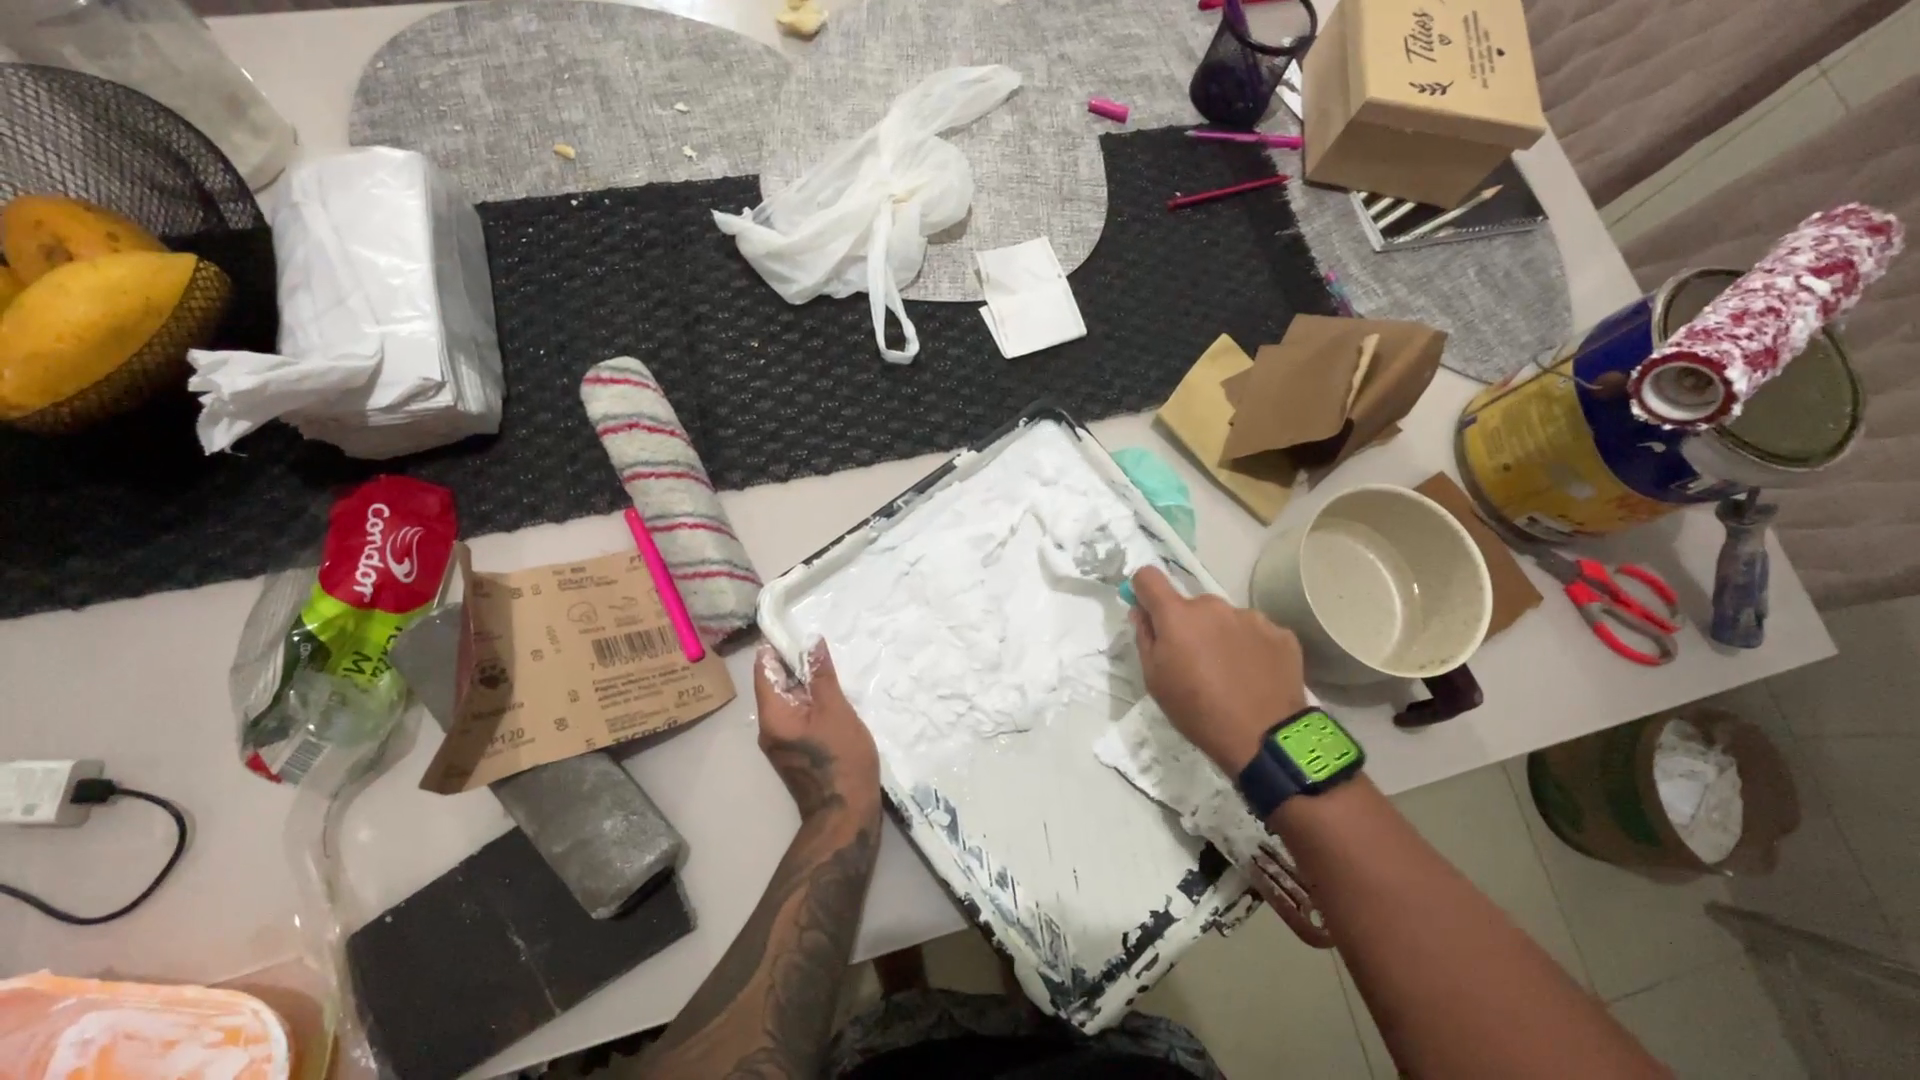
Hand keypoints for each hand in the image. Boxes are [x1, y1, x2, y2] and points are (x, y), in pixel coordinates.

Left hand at [755, 641, 881, 823]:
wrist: (845, 814)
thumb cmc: (840, 758)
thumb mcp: (836, 710)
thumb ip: (821, 675)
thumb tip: (811, 642)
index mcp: (772, 714)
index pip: (764, 670)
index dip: (776, 647)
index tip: (796, 629)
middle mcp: (768, 728)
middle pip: (775, 685)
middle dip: (794, 664)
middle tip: (819, 644)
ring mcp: (780, 744)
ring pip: (788, 703)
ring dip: (805, 685)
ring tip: (829, 667)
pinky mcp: (794, 754)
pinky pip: (796, 719)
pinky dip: (809, 704)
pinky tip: (832, 697)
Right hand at [1129, 566, 1307, 774]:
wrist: (1263, 737)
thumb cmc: (1197, 711)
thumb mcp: (1155, 680)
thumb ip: (1145, 638)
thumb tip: (1141, 612)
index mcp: (1178, 616)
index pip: (1149, 578)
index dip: (1143, 589)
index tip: (1148, 609)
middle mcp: (1215, 606)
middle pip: (1193, 606)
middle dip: (1190, 626)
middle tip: (1196, 662)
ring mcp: (1252, 617)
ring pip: (1227, 619)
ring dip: (1222, 636)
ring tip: (1231, 674)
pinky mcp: (1281, 633)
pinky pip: (1256, 633)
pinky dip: (1251, 648)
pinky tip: (1255, 676)